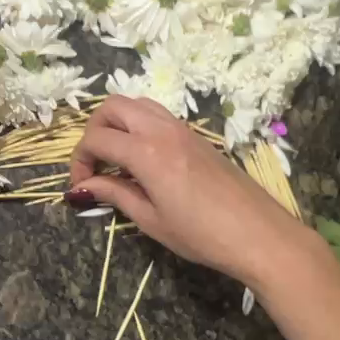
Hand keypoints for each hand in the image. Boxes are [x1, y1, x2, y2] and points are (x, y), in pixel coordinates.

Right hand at [65, 96, 319, 285]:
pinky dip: (138, 126)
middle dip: (93, 131)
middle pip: (112, 107)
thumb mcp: (151, 220)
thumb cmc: (203, 235)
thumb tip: (83, 186)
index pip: (97, 139)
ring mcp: (181, 129)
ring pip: (136, 104)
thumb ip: (115, 195)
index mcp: (147, 152)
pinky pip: (156, 115)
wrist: (261, 236)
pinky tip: (141, 159)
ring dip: (116, 123)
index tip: (81, 186)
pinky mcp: (196, 136)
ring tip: (115, 158)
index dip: (79, 161)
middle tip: (94, 164)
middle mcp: (161, 130)